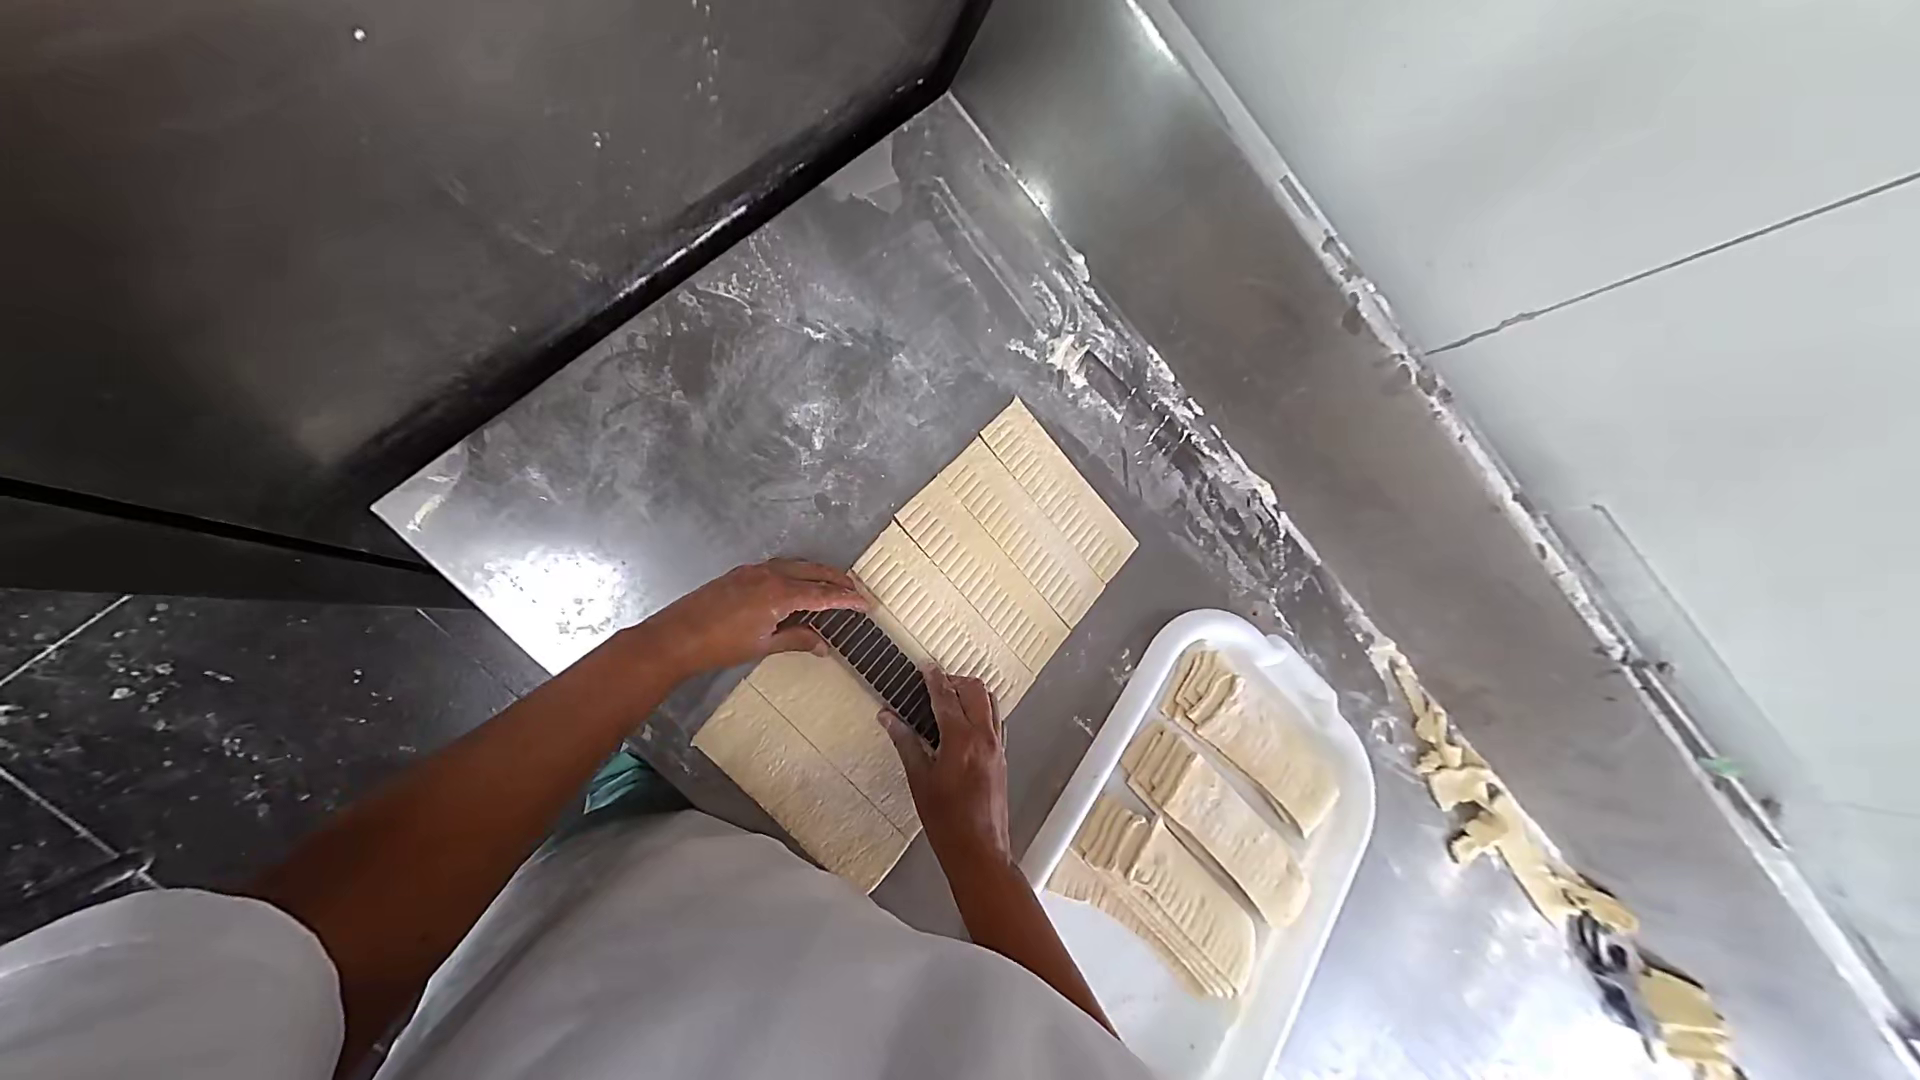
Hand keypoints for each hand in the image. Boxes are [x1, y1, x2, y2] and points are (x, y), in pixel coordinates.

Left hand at [635, 558, 866, 678]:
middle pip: (814, 572)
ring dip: (818, 573)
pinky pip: (779, 566)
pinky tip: (797, 583)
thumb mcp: (764, 645)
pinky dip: (797, 572)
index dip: (847, 600)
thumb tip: (824, 645)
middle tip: (855, 591)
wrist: (675, 637)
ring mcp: (754, 570)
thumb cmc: (720, 646)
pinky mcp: (740, 573)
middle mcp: (770, 574)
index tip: (865, 604)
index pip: (824, 594)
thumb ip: (797, 639)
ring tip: (832, 584)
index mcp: (780, 593)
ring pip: (796, 565)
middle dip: (837, 580)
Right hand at [881, 668, 1011, 869]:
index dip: (934, 678)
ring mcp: (997, 746)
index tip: (925, 667)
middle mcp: (984, 737)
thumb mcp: (919, 780)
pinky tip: (966, 721)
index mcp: (961, 740)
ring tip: (950, 698)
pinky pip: (996, 720)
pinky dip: (982, 710)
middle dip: (954, 681)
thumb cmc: (946, 820)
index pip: (946, 697)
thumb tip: (888, 718)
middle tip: (935, 683)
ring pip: (990, 702)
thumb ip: (905, 742)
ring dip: (971, 693)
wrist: (979, 850)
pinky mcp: (1002, 756)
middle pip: (975, 690)